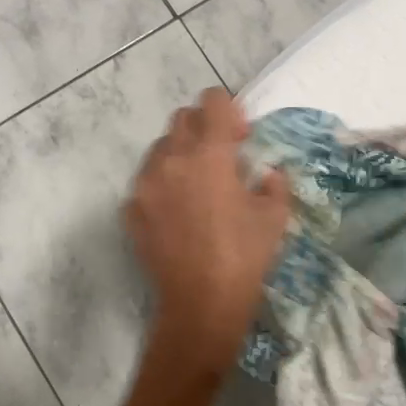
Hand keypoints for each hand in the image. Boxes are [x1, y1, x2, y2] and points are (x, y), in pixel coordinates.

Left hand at [126, 88, 290, 366]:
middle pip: (182, 118)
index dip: (229, 111)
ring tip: (197, 187)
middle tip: (222, 160)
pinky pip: (146, 182)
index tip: (241, 139)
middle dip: (203, 128)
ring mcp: (145, 184)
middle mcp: (172, 158)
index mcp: (210, 152)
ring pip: (160, 148)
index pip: (212, 100)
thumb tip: (268, 172)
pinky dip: (162, 186)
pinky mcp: (131, 209)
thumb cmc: (244, 256)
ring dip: (180, 154)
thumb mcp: (275, 216)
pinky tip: (178, 214)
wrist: (201, 305)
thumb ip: (274, 183)